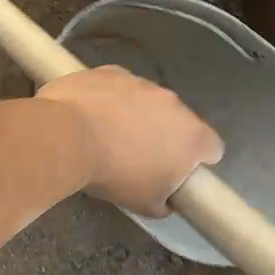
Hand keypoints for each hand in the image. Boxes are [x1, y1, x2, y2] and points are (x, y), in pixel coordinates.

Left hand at [36, 65, 223, 217]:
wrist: (63, 136)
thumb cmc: (111, 173)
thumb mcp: (147, 203)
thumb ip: (166, 201)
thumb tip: (164, 199)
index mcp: (193, 135)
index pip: (211, 148)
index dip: (195, 160)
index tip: (174, 169)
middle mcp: (172, 102)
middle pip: (176, 119)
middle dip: (161, 133)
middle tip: (133, 151)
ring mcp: (138, 82)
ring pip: (144, 99)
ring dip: (132, 111)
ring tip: (104, 129)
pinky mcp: (108, 70)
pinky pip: (114, 85)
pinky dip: (106, 95)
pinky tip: (88, 110)